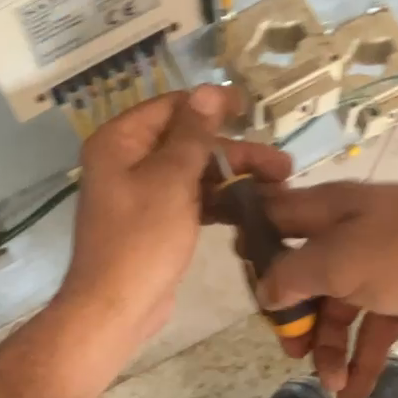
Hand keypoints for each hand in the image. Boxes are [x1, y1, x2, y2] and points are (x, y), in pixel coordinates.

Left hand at [56, 85, 281, 339]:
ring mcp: (140, 197)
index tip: (252, 110)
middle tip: (281, 166)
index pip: (172, 108)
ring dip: (233, 179)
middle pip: (187, 144)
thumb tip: (209, 89)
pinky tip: (252, 209)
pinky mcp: (155, 226)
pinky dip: (218, 204)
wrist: (116, 308)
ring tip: (279, 187)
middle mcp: (126, 163)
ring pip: (193, 176)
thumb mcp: (171, 180)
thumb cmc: (141, 240)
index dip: (212, 106)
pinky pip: (190, 203)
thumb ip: (193, 134)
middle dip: (234, 153)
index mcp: (119, 142)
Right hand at [259, 184, 397, 397]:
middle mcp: (348, 235)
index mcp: (328, 212)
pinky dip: (361, 361)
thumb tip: (265, 292)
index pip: (275, 217)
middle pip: (303, 276)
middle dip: (292, 316)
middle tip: (290, 348)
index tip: (239, 275)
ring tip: (331, 385)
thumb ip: (292, 276)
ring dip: (328, 350)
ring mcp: (378, 267)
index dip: (253, 241)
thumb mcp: (338, 260)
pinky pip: (370, 331)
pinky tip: (354, 395)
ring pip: (337, 311)